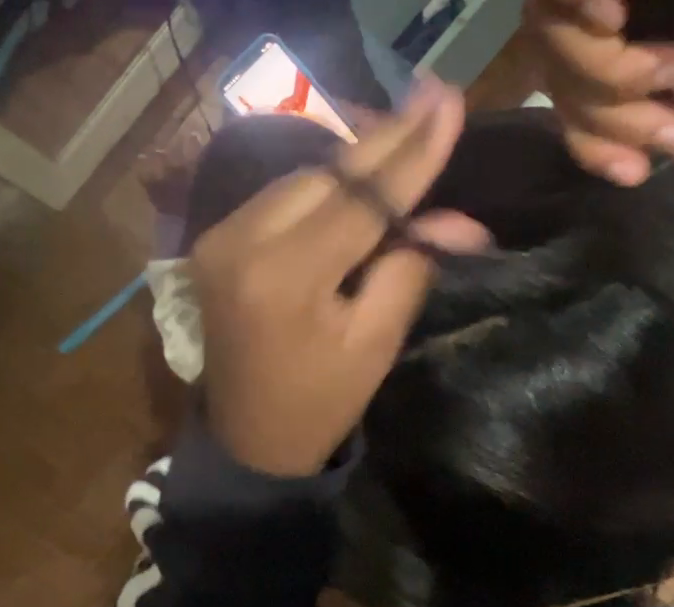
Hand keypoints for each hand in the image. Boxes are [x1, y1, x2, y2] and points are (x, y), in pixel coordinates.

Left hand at [189, 80, 489, 475]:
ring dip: (356, 159)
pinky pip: (281, 196)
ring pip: (302, 177)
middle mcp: (242, 238)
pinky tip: (359, 171)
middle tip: (435, 98)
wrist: (251, 441)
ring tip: (409, 131)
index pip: (361, 199)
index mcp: (286, 274)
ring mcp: (222, 235)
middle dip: (386, 140)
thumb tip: (454, 221)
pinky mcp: (218, 239)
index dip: (411, 155)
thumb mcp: (375, 345)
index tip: (449, 106)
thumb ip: (408, 273)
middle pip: (326, 173)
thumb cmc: (323, 403)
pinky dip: (325, 183)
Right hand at [527, 0, 673, 191]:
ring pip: (557, 78)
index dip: (576, 1)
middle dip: (608, 72)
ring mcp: (607, 50)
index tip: (612, 20)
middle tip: (673, 82)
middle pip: (549, 21)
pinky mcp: (609, 106)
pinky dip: (601, 151)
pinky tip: (640, 166)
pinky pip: (568, 124)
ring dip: (618, 119)